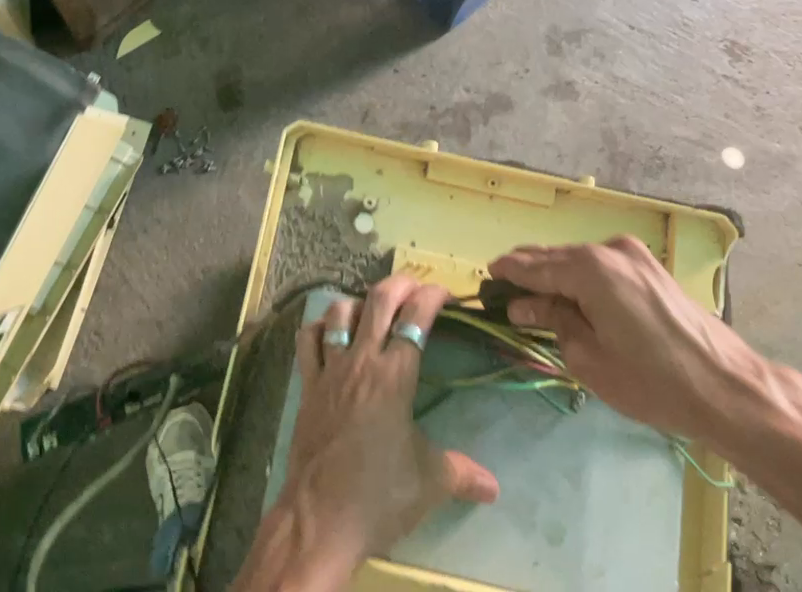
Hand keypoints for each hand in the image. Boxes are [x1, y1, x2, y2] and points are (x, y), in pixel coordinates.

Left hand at [239, 277, 498, 588]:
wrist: (320, 517)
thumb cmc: (379, 496)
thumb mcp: (430, 483)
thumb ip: (463, 474)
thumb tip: (495, 487)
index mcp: (394, 377)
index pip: (416, 319)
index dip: (432, 297)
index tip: (445, 293)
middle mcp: (360, 362)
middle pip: (378, 302)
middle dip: (399, 284)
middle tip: (415, 286)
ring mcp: (328, 371)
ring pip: (340, 312)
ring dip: (359, 302)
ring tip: (374, 308)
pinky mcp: (307, 386)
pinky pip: (308, 341)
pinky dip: (320, 326)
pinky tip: (330, 329)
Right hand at [490, 237, 762, 439]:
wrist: (728, 388)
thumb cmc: (651, 381)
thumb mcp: (588, 358)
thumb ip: (552, 322)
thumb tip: (523, 306)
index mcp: (589, 268)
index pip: (533, 266)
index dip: (507, 273)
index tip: (484, 279)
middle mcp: (610, 250)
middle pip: (555, 257)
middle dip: (528, 272)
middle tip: (504, 293)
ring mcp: (635, 256)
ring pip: (579, 260)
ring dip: (556, 276)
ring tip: (535, 299)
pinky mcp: (652, 268)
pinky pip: (602, 267)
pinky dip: (581, 279)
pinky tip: (571, 298)